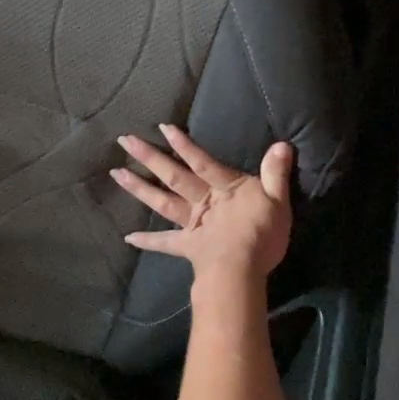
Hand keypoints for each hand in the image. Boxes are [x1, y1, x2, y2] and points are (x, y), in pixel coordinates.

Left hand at [112, 125, 293, 283]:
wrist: (240, 272)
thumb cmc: (261, 234)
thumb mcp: (278, 200)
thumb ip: (276, 172)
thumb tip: (282, 144)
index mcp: (225, 187)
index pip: (202, 160)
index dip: (184, 145)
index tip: (162, 127)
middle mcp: (203, 200)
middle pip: (173, 175)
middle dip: (149, 157)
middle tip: (124, 141)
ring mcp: (192, 223)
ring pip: (162, 202)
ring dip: (139, 187)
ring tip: (116, 174)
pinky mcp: (187, 246)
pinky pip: (165, 243)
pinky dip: (147, 241)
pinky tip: (128, 238)